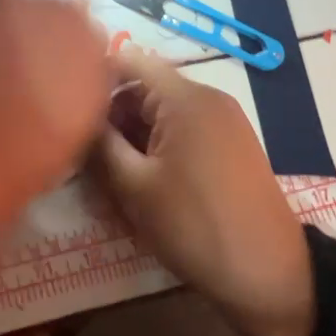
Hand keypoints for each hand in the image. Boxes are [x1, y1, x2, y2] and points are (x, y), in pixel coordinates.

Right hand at [91, 53, 315, 335]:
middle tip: (79, 146)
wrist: (270, 275)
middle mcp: (207, 97)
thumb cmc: (196, 226)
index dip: (93, 76)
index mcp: (184, 97)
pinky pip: (184, 128)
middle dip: (110, 112)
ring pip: (162, 110)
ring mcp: (224, 120)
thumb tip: (75, 120)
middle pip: (144, 85)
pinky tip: (140, 178)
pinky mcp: (231, 144)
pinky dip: (157, 143)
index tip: (64, 104)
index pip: (128, 60)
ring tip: (105, 167)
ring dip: (132, 132)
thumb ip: (100, 145)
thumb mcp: (134, 187)